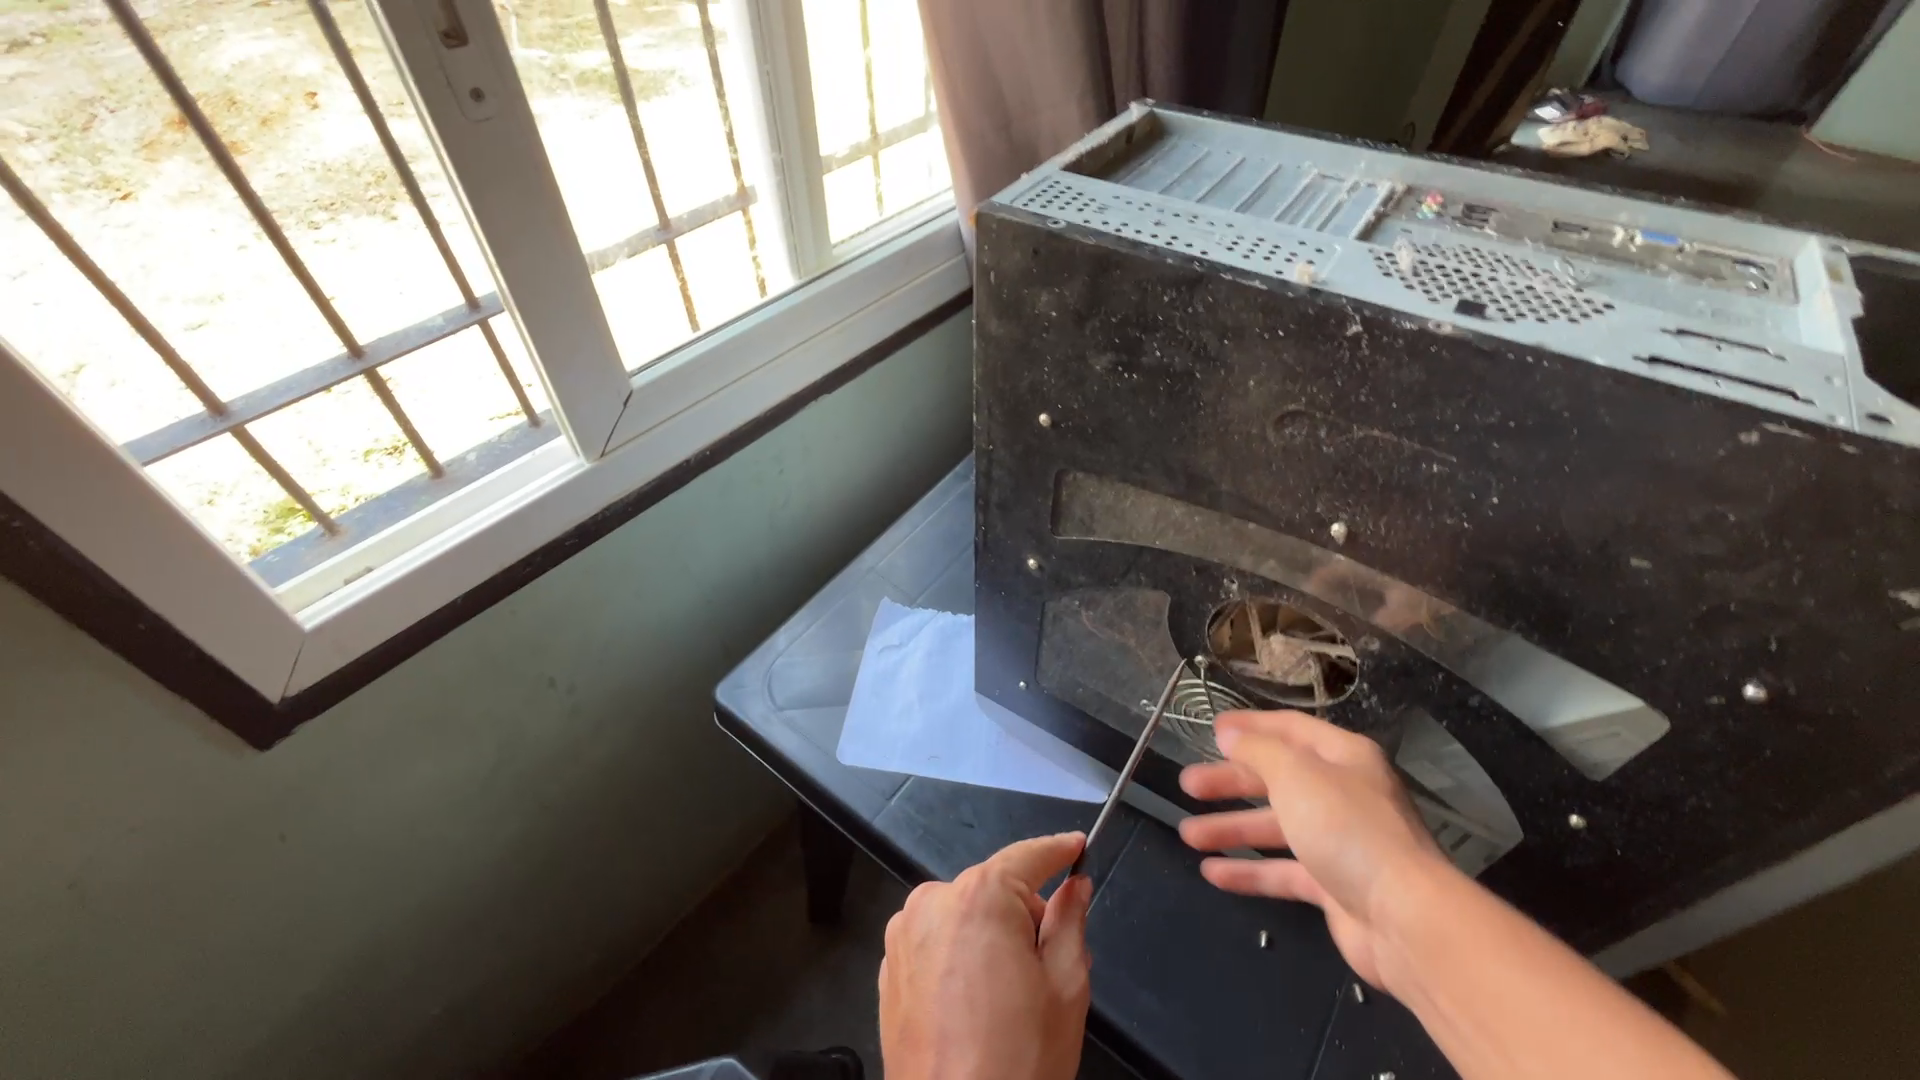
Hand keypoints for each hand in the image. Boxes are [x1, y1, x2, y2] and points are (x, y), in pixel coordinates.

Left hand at [879, 832, 1092, 1079]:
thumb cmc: (1018, 1058)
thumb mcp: (1065, 984)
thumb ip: (1071, 920)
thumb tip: (1075, 886)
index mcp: (979, 897)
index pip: (1027, 857)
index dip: (1057, 850)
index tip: (1077, 846)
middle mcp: (932, 903)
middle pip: (994, 889)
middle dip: (1024, 914)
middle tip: (1046, 967)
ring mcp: (904, 935)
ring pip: (965, 915)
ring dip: (991, 936)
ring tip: (1009, 996)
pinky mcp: (890, 968)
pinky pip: (937, 942)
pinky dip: (960, 956)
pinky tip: (975, 1005)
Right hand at [1179, 711, 1449, 989]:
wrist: (1404, 918)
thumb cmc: (1347, 829)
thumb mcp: (1295, 774)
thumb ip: (1257, 751)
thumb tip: (1229, 733)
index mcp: (1343, 758)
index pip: (1290, 729)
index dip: (1249, 726)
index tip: (1210, 729)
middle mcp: (1343, 794)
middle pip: (1277, 779)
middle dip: (1230, 782)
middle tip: (1187, 785)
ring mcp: (1339, 843)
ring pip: (1275, 827)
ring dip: (1231, 828)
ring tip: (1188, 834)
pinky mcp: (1333, 887)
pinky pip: (1283, 871)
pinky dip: (1249, 871)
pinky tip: (1212, 873)